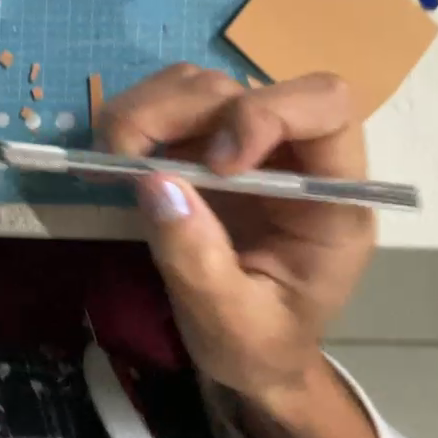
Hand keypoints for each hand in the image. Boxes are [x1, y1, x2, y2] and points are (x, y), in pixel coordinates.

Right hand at [101, 67, 377, 437]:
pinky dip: (127, 120)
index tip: (214, 166)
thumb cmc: (257, 344)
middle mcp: (287, 155)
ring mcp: (238, 142)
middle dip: (171, 114)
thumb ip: (199, 260)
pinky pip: (162, 100)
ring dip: (141, 112)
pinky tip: (109, 160)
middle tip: (122, 160)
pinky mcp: (197, 141)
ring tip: (109, 160)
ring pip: (192, 85)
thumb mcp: (232, 324)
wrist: (245, 352)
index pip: (324, 110)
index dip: (265, 115)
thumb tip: (155, 181)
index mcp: (328, 198)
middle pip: (235, 89)